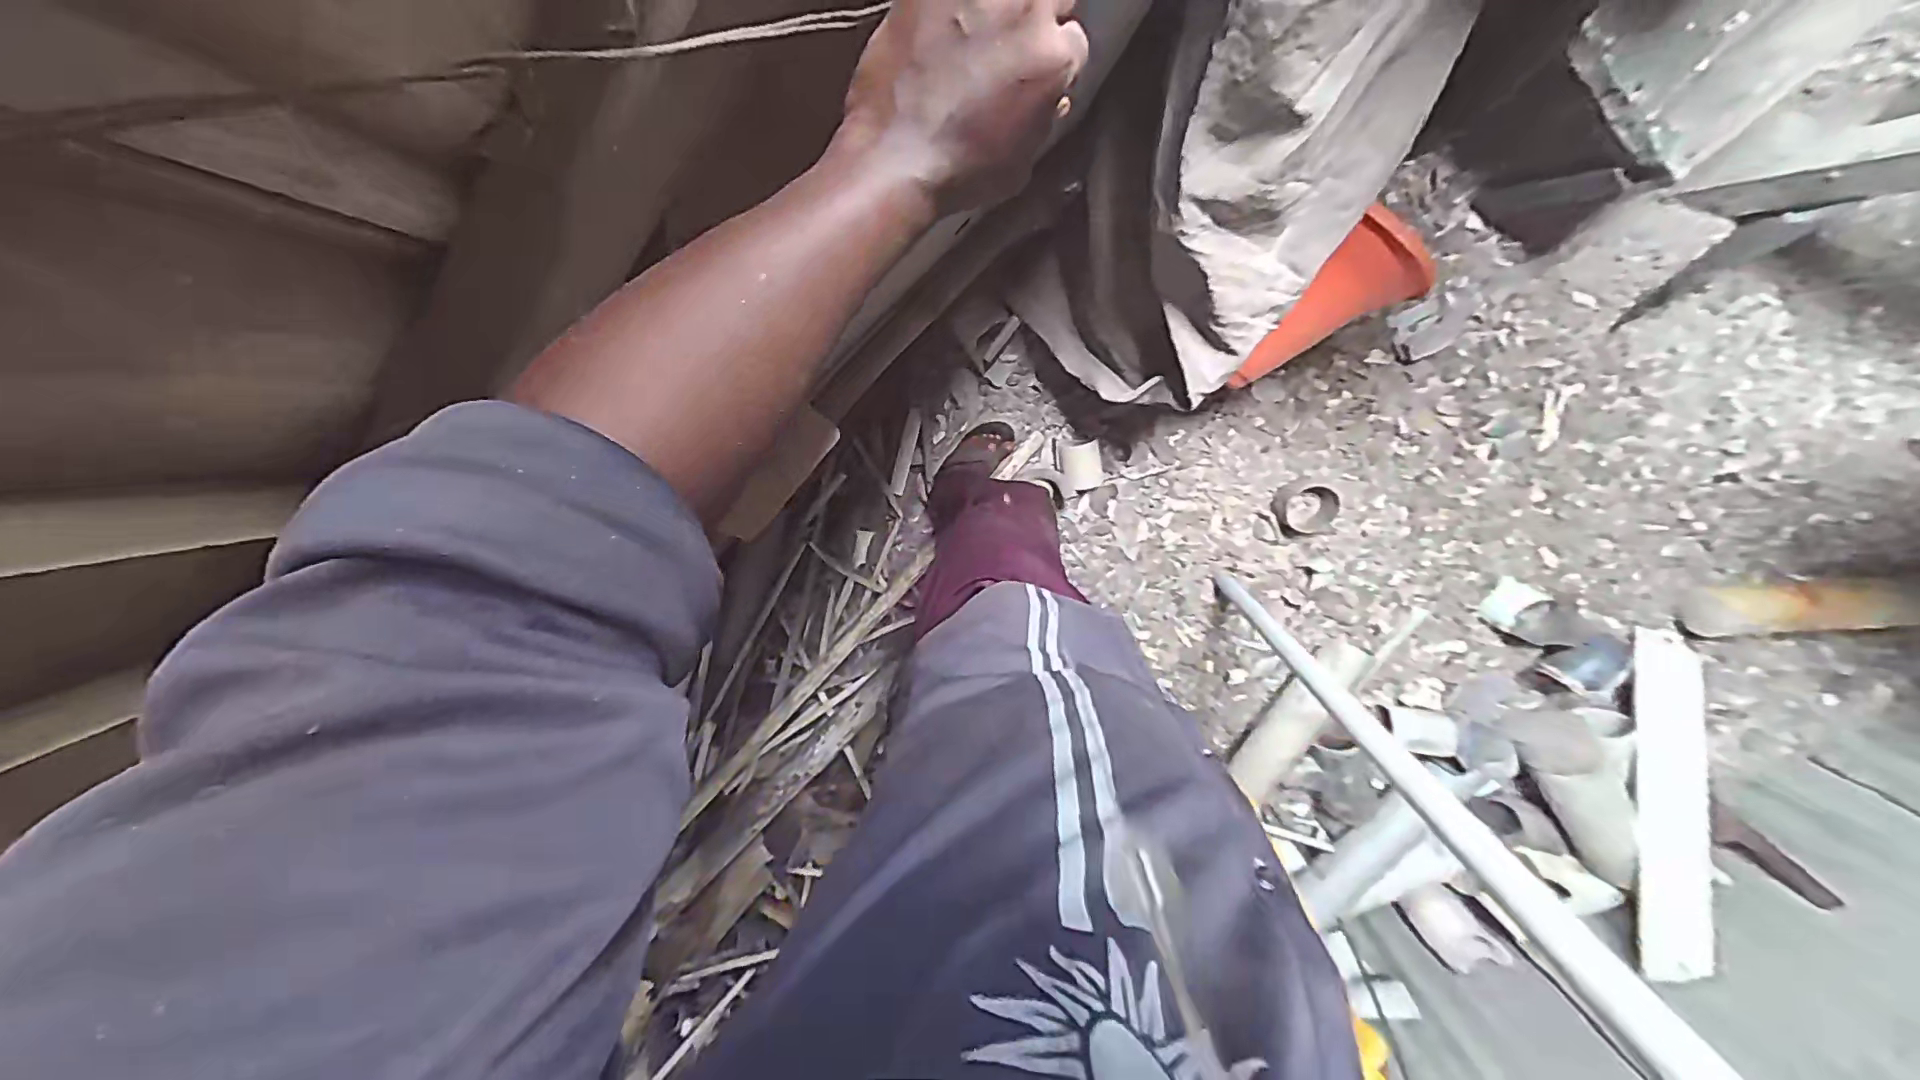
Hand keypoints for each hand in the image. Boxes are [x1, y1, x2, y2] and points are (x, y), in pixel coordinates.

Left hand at [838, 0, 1088, 213]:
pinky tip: (938, 33)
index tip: (1033, 72)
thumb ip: (1042, 117)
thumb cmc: (959, 172)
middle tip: (1009, 46)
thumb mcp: (1021, 162)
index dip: (1052, 59)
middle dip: (1035, 18)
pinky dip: (946, 11)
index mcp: (1053, 57)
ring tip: (971, 38)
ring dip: (992, 11)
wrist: (895, 159)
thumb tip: (1048, 101)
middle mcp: (1022, 8)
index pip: (1073, 40)